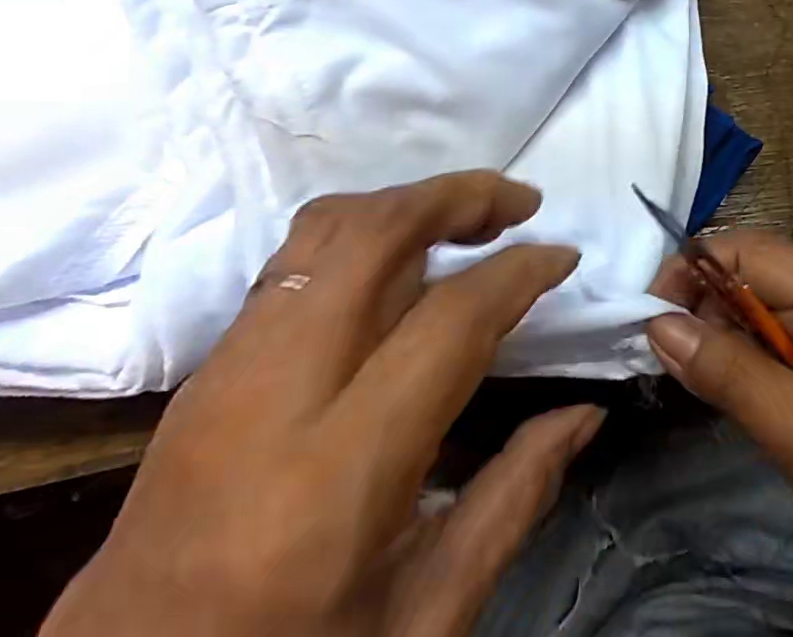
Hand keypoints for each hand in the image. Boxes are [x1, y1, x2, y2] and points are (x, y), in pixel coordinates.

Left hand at [43, 172, 603, 636]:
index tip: (562, 257)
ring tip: (472, 214)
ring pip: (322, 231)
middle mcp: (273, 395)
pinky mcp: (206, 370)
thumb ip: (517, 497)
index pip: (448, 321)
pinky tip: (408, 256)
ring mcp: (226, 372)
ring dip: (410, 202)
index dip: (519, 273)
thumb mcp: (428, 610)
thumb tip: (585, 413)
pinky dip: (367, 230)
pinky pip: (294, 261)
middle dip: (459, 197)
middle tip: (521, 202)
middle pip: (371, 238)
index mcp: (339, 470)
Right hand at [645, 235, 792, 636]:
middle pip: (752, 272)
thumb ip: (734, 377)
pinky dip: (736, 354)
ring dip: (715, 334)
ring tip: (691, 379)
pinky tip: (721, 383)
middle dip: (702, 308)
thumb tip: (657, 325)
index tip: (646, 317)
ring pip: (753, 303)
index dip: (695, 271)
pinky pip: (768, 333)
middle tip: (662, 359)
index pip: (757, 254)